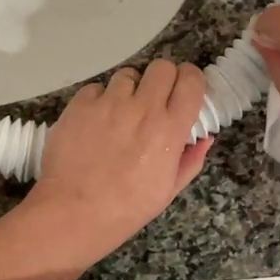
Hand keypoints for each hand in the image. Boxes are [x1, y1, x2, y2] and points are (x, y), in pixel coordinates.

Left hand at [24, 60, 213, 257]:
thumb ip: (190, 160)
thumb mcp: (168, 191)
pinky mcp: (79, 104)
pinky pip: (96, 88)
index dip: (191, 80)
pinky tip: (95, 123)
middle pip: (162, 67)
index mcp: (169, 128)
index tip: (185, 90)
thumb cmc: (126, 208)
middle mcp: (142, 108)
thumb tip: (205, 138)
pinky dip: (99, 100)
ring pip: (128, 75)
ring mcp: (108, 103)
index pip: (191, 80)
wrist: (74, 212)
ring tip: (120, 114)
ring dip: (129, 90)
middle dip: (162, 79)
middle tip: (154, 99)